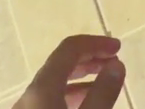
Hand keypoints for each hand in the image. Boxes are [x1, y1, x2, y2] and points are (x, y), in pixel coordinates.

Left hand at [11, 34, 125, 108]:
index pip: (70, 48)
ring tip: (105, 81)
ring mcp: (26, 107)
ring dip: (81, 77)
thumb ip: (102, 93)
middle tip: (114, 61)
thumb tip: (117, 64)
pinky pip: (49, 98)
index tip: (118, 48)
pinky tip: (85, 103)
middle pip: (61, 63)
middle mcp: (29, 93)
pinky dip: (70, 93)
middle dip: (90, 57)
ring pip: (55, 83)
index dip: (96, 43)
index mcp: (42, 85)